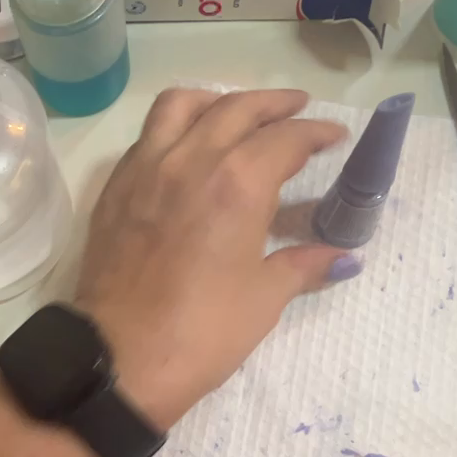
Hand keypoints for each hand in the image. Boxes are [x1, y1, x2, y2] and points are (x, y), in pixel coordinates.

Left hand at [75, 88, 357, 428]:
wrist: (121, 356)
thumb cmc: (202, 331)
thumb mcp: (264, 298)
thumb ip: (302, 265)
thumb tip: (342, 256)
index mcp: (237, 182)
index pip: (286, 139)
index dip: (316, 133)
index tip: (333, 135)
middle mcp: (190, 160)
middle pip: (237, 109)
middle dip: (274, 104)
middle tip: (297, 109)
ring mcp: (144, 169)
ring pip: (180, 106)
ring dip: (215, 101)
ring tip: (235, 113)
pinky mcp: (115, 187)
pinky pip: (146, 136)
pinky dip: (173, 128)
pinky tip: (186, 149)